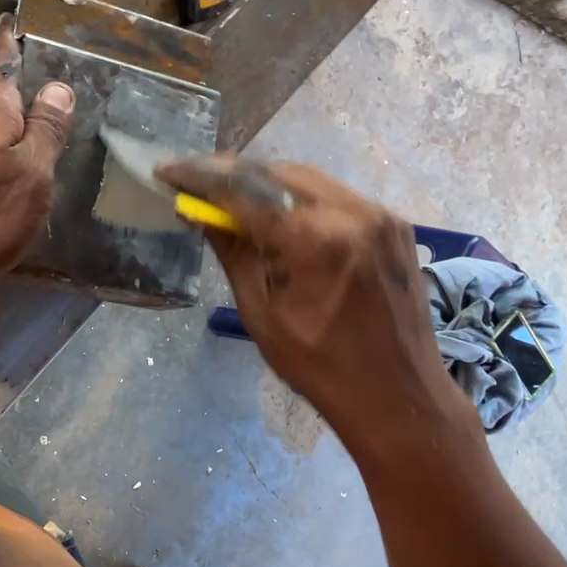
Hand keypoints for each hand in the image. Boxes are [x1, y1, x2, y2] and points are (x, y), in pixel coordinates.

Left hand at [0, 13, 73, 297]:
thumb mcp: (35, 172)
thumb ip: (47, 128)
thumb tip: (57, 88)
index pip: (2, 64)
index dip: (10, 43)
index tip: (9, 20)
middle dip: (20, 104)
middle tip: (51, 119)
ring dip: (6, 137)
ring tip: (31, 161)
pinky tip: (1, 186)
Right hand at [156, 156, 467, 455]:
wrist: (400, 396)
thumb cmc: (319, 366)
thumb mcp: (260, 311)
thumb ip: (232, 252)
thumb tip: (200, 213)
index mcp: (314, 239)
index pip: (244, 190)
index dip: (200, 177)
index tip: (167, 171)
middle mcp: (351, 212)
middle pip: (276, 173)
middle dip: (231, 173)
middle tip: (194, 181)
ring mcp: (378, 215)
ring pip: (306, 178)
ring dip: (264, 181)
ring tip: (229, 193)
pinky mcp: (394, 224)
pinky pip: (334, 194)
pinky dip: (297, 196)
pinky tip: (276, 211)